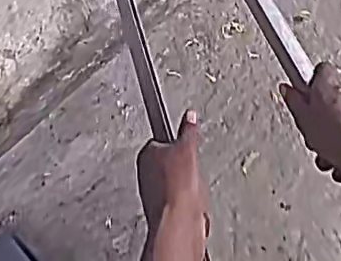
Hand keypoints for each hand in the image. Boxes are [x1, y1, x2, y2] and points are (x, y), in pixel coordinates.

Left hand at [137, 110, 207, 232]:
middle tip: (191, 173)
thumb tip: (190, 116)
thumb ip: (188, 130)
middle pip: (172, 164)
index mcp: (147, 154)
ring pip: (179, 185)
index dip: (178, 145)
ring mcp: (153, 195)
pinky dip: (190, 205)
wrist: (179, 224)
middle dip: (185, 170)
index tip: (187, 148)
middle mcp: (146, 175)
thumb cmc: (177, 186)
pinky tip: (194, 206)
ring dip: (190, 189)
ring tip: (193, 192)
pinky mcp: (163, 214)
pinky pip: (182, 203)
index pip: (163, 142)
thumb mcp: (187, 148)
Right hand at [280, 63, 340, 182]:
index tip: (305, 94)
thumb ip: (294, 101)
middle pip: (331, 99)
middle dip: (323, 118)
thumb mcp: (303, 118)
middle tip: (315, 135)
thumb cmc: (334, 137)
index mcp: (329, 85)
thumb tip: (287, 89)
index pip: (321, 70)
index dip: (312, 82)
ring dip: (336, 136)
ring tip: (328, 157)